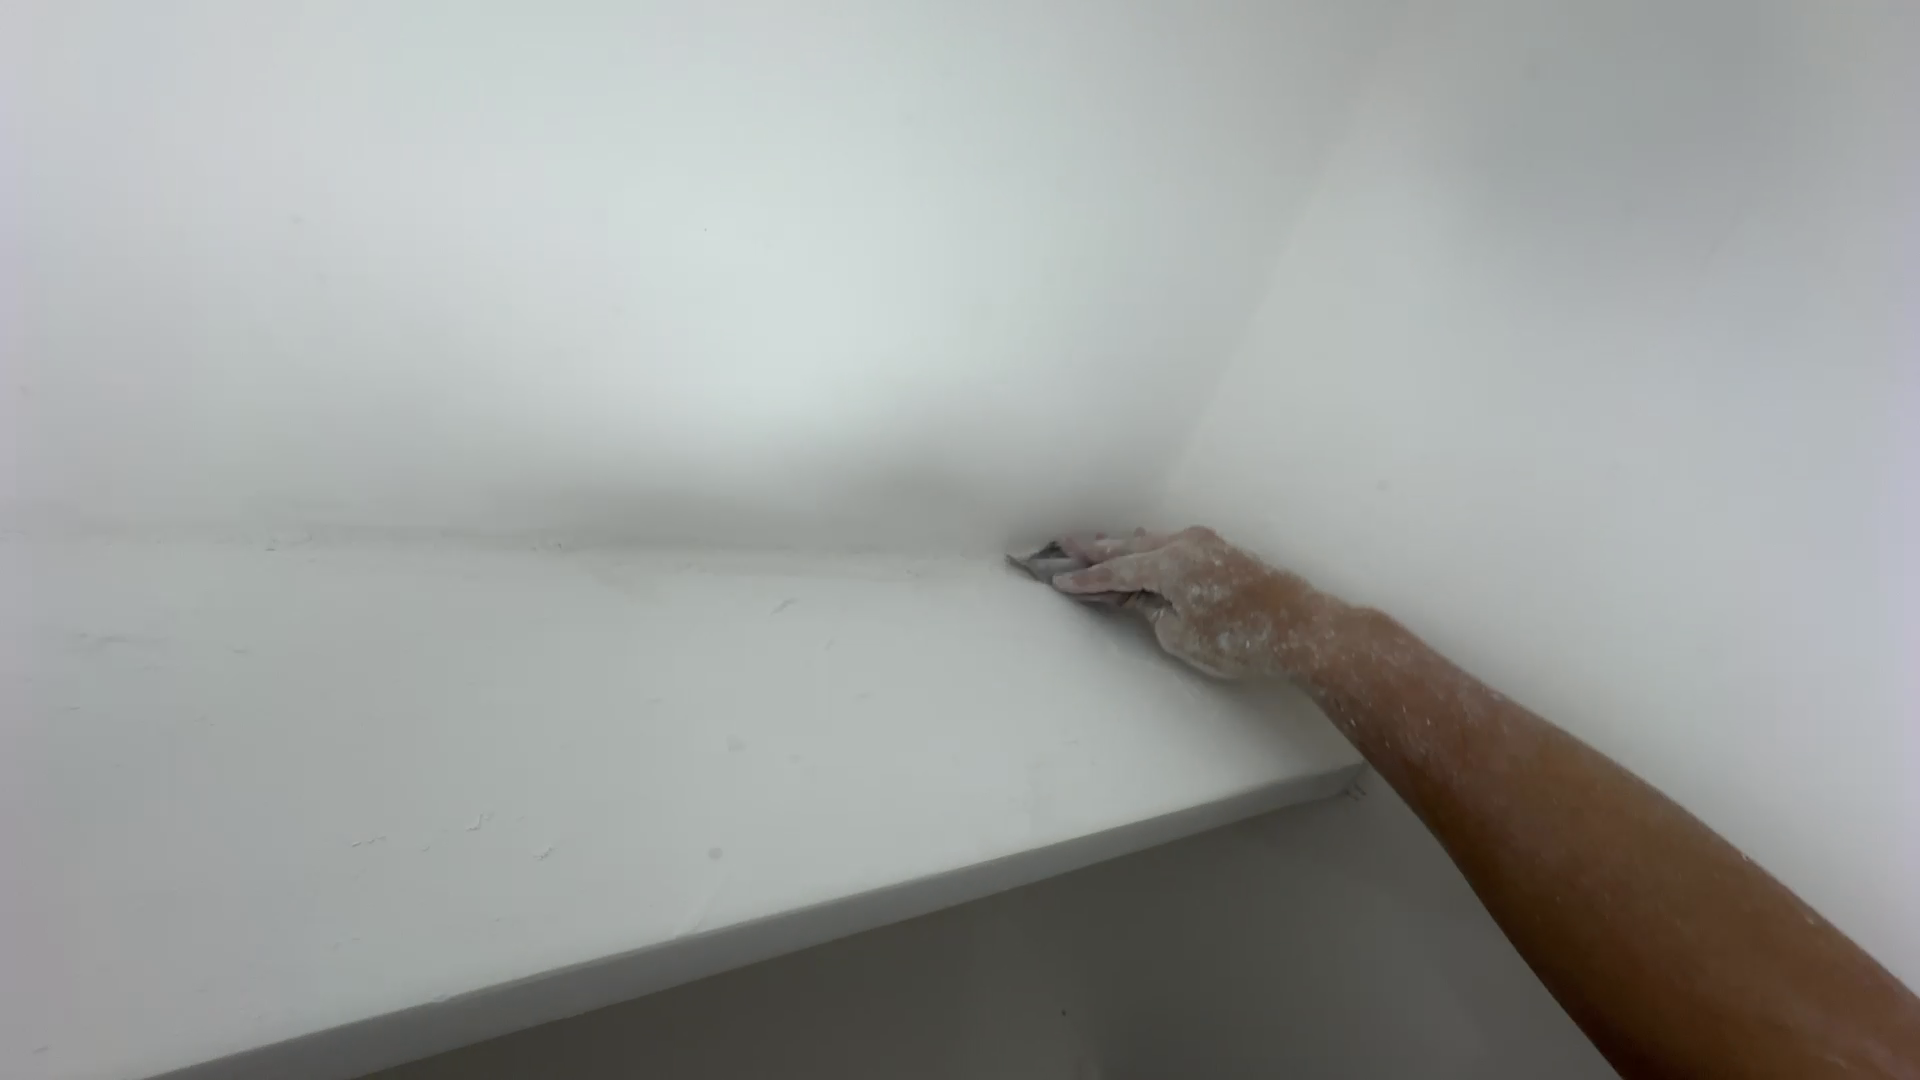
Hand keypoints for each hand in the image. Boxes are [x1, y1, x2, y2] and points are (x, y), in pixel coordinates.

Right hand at [1053, 527, 1325, 678]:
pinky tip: (1142, 546)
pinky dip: (1149, 547)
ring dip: (1123, 545)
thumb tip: (1144, 601)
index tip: (1060, 580)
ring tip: (1096, 544)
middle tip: (1066, 542)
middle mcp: (1184, 545)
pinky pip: (1172, 544)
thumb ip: (1153, 613)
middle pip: (1129, 547)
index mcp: (1169, 564)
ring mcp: (1205, 545)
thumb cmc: (1239, 639)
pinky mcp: (1221, 553)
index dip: (1086, 579)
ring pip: (1151, 541)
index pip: (1116, 573)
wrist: (1301, 630)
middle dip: (1096, 548)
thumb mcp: (1180, 635)